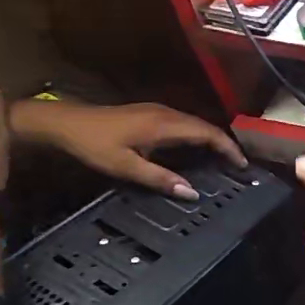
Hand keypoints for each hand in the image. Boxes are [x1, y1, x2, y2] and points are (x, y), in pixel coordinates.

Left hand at [9, 99, 244, 198]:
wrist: (62, 122)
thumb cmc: (93, 144)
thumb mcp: (124, 166)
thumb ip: (160, 179)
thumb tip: (192, 193)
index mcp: (166, 125)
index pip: (209, 133)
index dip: (229, 148)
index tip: (242, 165)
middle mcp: (167, 113)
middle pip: (206, 126)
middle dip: (225, 144)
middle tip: (236, 165)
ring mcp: (159, 110)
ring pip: (195, 123)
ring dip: (211, 139)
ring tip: (220, 158)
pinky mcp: (150, 112)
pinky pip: (184, 123)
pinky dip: (197, 135)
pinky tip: (193, 148)